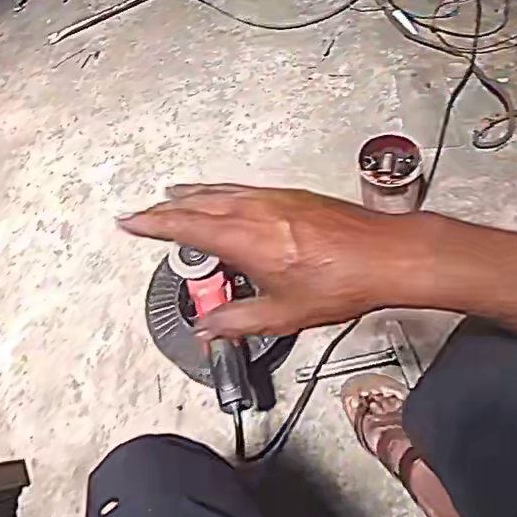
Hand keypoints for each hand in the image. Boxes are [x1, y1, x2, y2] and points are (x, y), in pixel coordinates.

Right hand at [119, 184, 437, 337]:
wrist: (385, 255)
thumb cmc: (344, 280)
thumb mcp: (283, 314)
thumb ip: (238, 321)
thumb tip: (211, 327)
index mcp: (247, 239)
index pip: (185, 226)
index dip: (152, 224)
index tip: (131, 221)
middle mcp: (257, 211)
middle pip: (199, 202)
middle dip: (167, 207)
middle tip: (146, 211)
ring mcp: (276, 199)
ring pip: (222, 191)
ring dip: (194, 194)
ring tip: (176, 196)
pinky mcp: (294, 196)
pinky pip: (244, 189)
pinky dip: (223, 192)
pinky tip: (226, 197)